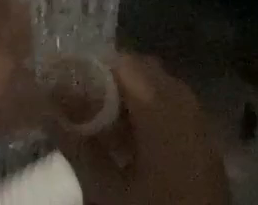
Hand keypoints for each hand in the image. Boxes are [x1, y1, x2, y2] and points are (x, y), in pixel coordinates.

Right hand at [55, 54, 228, 204]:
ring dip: (133, 98)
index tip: (68, 80)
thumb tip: (48, 112)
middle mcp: (188, 113)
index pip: (126, 65)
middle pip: (147, 72)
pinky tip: (132, 143)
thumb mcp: (104, 191)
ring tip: (104, 124)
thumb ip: (77, 147)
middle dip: (113, 80)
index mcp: (163, 115)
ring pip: (164, 91)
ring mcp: (204, 133)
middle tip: (83, 101)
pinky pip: (180, 114)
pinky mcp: (210, 154)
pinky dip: (154, 116)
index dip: (94, 68)